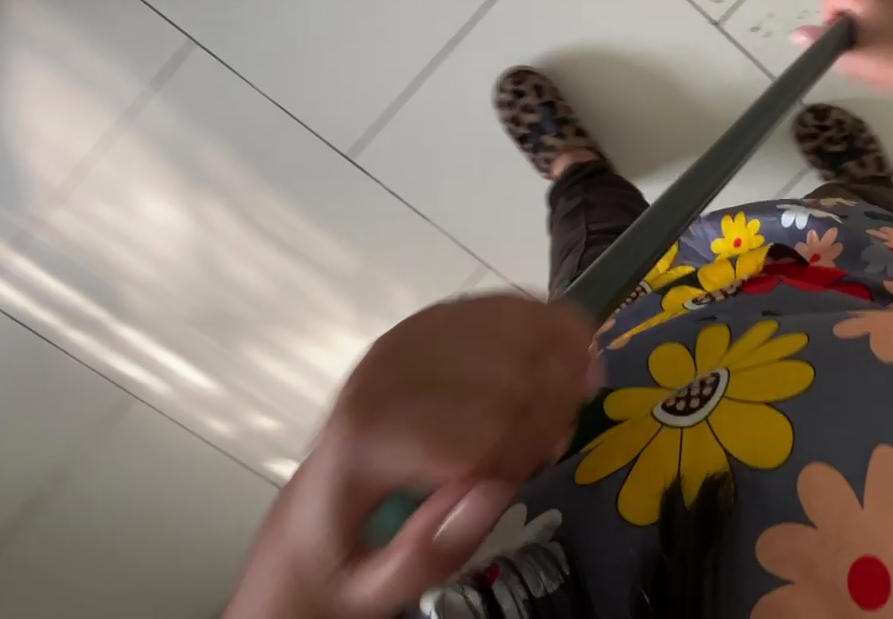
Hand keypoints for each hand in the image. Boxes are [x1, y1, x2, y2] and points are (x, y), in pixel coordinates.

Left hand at [226, 295, 596, 618]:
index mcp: (366, 438)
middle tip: (555, 441)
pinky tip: (573, 352)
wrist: (319, 497)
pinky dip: (554, 325)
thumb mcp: (371, 587)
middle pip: (506, 370)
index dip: (523, 448)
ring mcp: (411, 337)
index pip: (476, 427)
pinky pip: (510, 306)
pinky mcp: (432, 320)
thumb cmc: (352, 545)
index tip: (534, 469)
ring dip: (563, 361)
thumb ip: (428, 554)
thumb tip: (492, 487)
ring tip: (573, 396)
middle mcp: (387, 373)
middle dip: (552, 406)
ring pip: (517, 328)